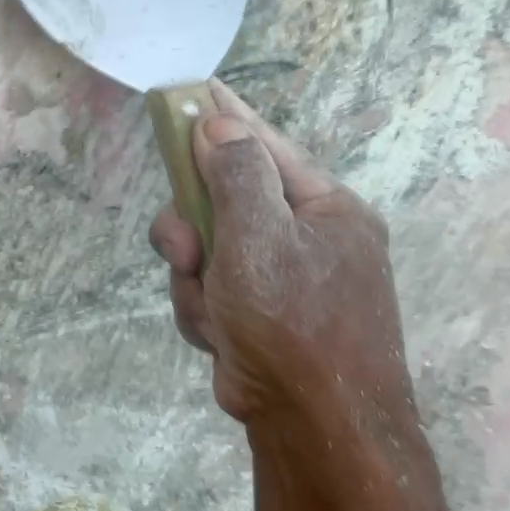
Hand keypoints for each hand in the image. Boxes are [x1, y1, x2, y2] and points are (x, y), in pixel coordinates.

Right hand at [149, 81, 413, 428]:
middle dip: (194, 228)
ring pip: (207, 248)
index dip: (225, 115)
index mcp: (326, 210)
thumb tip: (217, 124)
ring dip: (196, 277)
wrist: (314, 424)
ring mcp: (284, 279)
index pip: (265, 145)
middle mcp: (309, 239)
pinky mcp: (260, 314)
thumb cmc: (293, 320)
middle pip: (223, 201)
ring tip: (211, 307)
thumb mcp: (258, 236)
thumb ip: (235, 174)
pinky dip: (204, 308)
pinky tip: (220, 333)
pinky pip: (210, 288)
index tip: (193, 86)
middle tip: (183, 250)